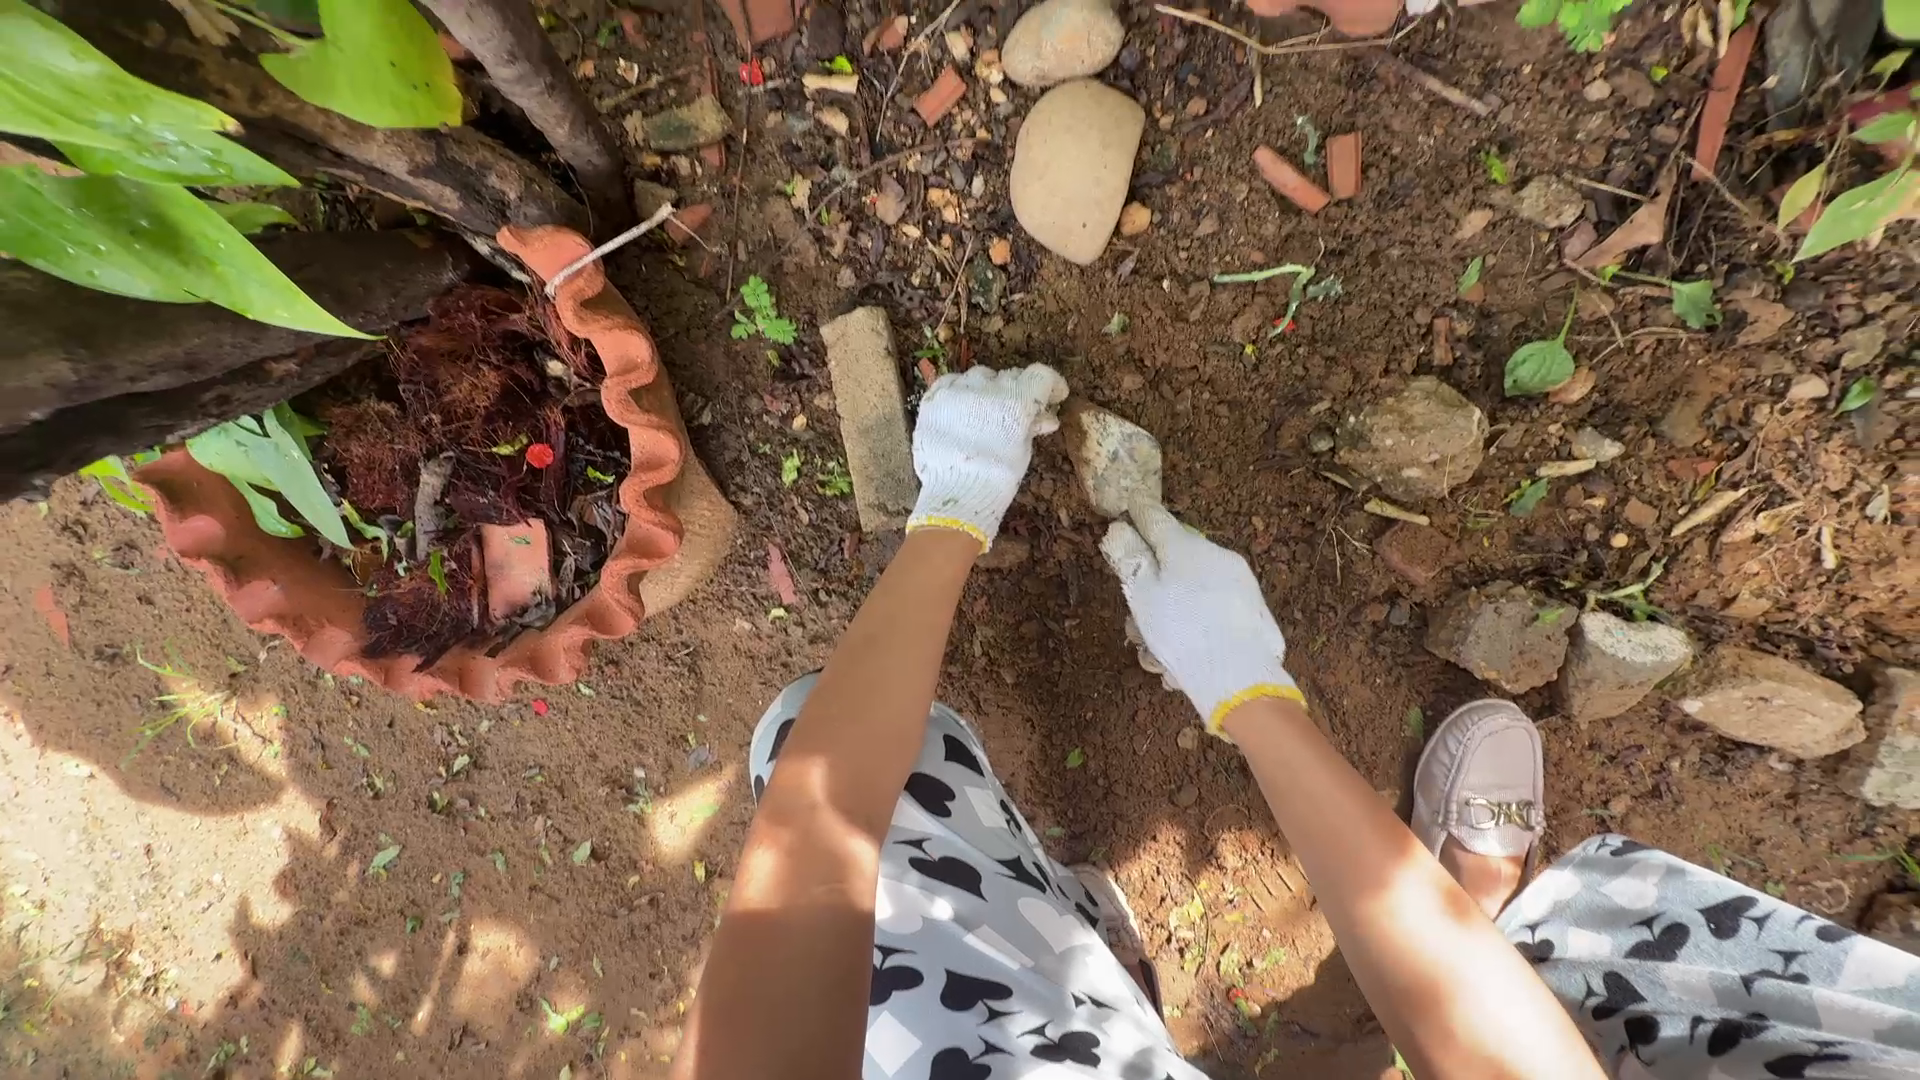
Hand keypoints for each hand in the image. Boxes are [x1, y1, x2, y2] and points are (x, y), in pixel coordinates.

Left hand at [908, 364, 1068, 550]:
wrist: (954, 494)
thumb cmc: (997, 478)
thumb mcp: (1022, 453)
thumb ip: (1031, 428)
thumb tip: (1045, 418)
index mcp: (1017, 400)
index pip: (1041, 376)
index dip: (1051, 384)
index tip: (1054, 396)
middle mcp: (988, 386)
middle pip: (1009, 377)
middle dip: (1018, 391)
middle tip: (1016, 412)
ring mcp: (958, 390)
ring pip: (979, 377)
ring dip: (988, 390)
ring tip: (985, 412)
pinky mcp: (934, 399)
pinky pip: (951, 384)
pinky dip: (960, 392)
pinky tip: (961, 409)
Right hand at [1101, 505, 1301, 736]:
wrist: (1237, 676)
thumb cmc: (1180, 629)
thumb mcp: (1141, 593)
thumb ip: (1130, 558)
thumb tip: (1120, 529)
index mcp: (1186, 547)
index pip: (1157, 520)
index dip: (1139, 515)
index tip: (1130, 507)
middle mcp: (1216, 558)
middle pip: (1173, 566)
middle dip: (1151, 593)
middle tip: (1136, 624)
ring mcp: (1238, 586)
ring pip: (1190, 597)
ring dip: (1169, 623)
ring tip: (1158, 657)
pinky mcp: (1252, 615)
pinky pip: (1211, 617)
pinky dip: (1194, 634)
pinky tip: (1182, 664)